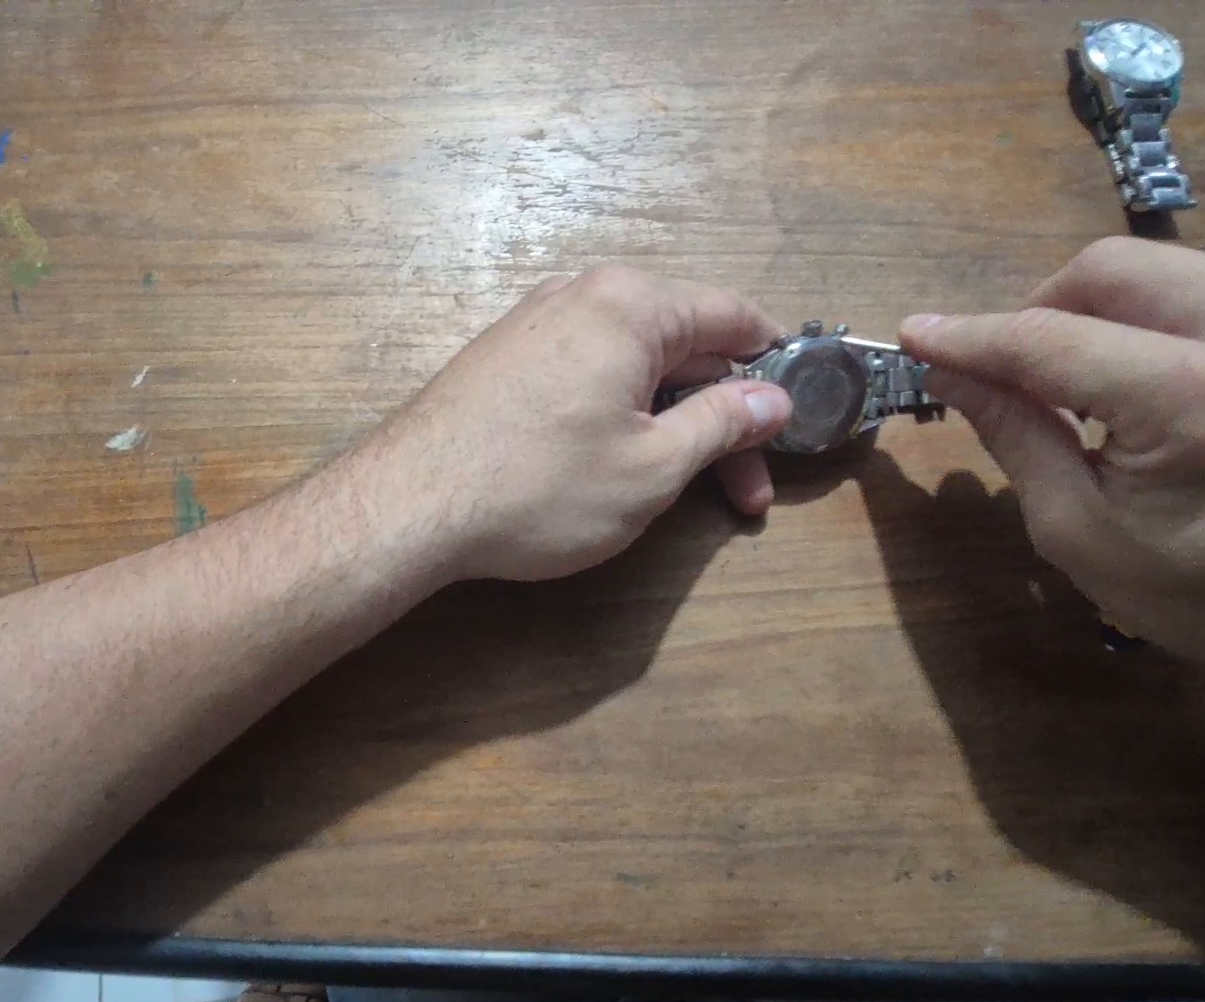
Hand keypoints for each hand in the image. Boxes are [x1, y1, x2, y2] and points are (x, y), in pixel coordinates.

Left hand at [366, 264, 792, 581]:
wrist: (411, 505)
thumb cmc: (542, 486)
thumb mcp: (653, 465)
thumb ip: (722, 422)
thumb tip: (774, 398)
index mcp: (633, 303)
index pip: (735, 314)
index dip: (775, 367)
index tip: (792, 419)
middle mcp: (585, 294)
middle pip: (685, 344)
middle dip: (722, 416)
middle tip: (744, 491)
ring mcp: (538, 322)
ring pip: (637, 364)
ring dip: (673, 421)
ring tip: (687, 484)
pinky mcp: (509, 357)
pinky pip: (591, 372)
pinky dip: (623, 413)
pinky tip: (622, 458)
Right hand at [898, 238, 1204, 739]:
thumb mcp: (1081, 532)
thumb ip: (1015, 435)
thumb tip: (949, 373)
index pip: (1053, 340)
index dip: (971, 336)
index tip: (914, 334)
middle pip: (1115, 269)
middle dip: (1038, 311)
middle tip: (1011, 371)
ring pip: (1173, 271)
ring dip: (1104, 318)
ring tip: (1091, 388)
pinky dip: (1169, 326)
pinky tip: (1164, 385)